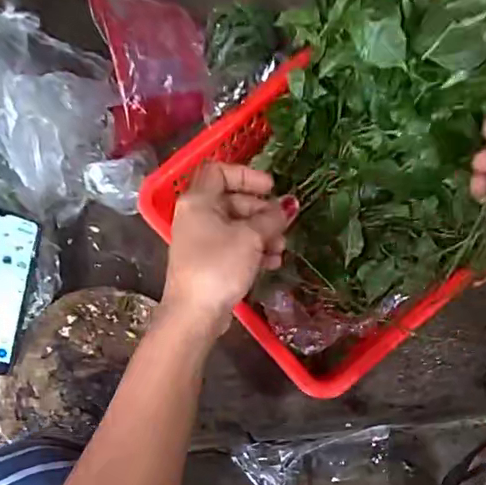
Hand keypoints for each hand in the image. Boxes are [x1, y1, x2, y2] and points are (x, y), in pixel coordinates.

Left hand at [163, 162, 293, 337]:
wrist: (195, 313)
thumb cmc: (219, 266)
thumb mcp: (251, 238)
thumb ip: (272, 218)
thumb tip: (290, 204)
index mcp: (198, 201)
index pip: (220, 172)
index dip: (247, 175)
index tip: (271, 188)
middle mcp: (196, 216)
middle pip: (233, 201)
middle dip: (262, 211)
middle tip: (284, 223)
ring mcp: (201, 241)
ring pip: (237, 227)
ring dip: (263, 234)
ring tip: (281, 248)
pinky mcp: (209, 263)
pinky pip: (234, 247)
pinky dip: (254, 251)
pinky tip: (272, 262)